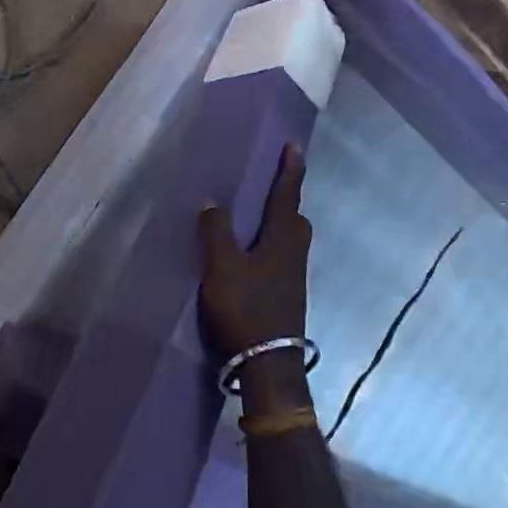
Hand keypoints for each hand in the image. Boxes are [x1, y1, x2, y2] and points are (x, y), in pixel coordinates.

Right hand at [198, 143, 311, 361]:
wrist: (269, 362)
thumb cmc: (247, 307)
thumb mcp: (223, 267)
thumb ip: (216, 232)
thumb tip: (212, 201)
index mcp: (283, 237)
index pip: (288, 194)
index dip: (290, 169)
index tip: (295, 145)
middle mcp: (295, 251)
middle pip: (295, 215)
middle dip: (287, 195)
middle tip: (273, 181)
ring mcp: (294, 274)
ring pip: (290, 237)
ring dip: (279, 220)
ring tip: (258, 215)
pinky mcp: (288, 292)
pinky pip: (282, 254)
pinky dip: (272, 242)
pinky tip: (254, 253)